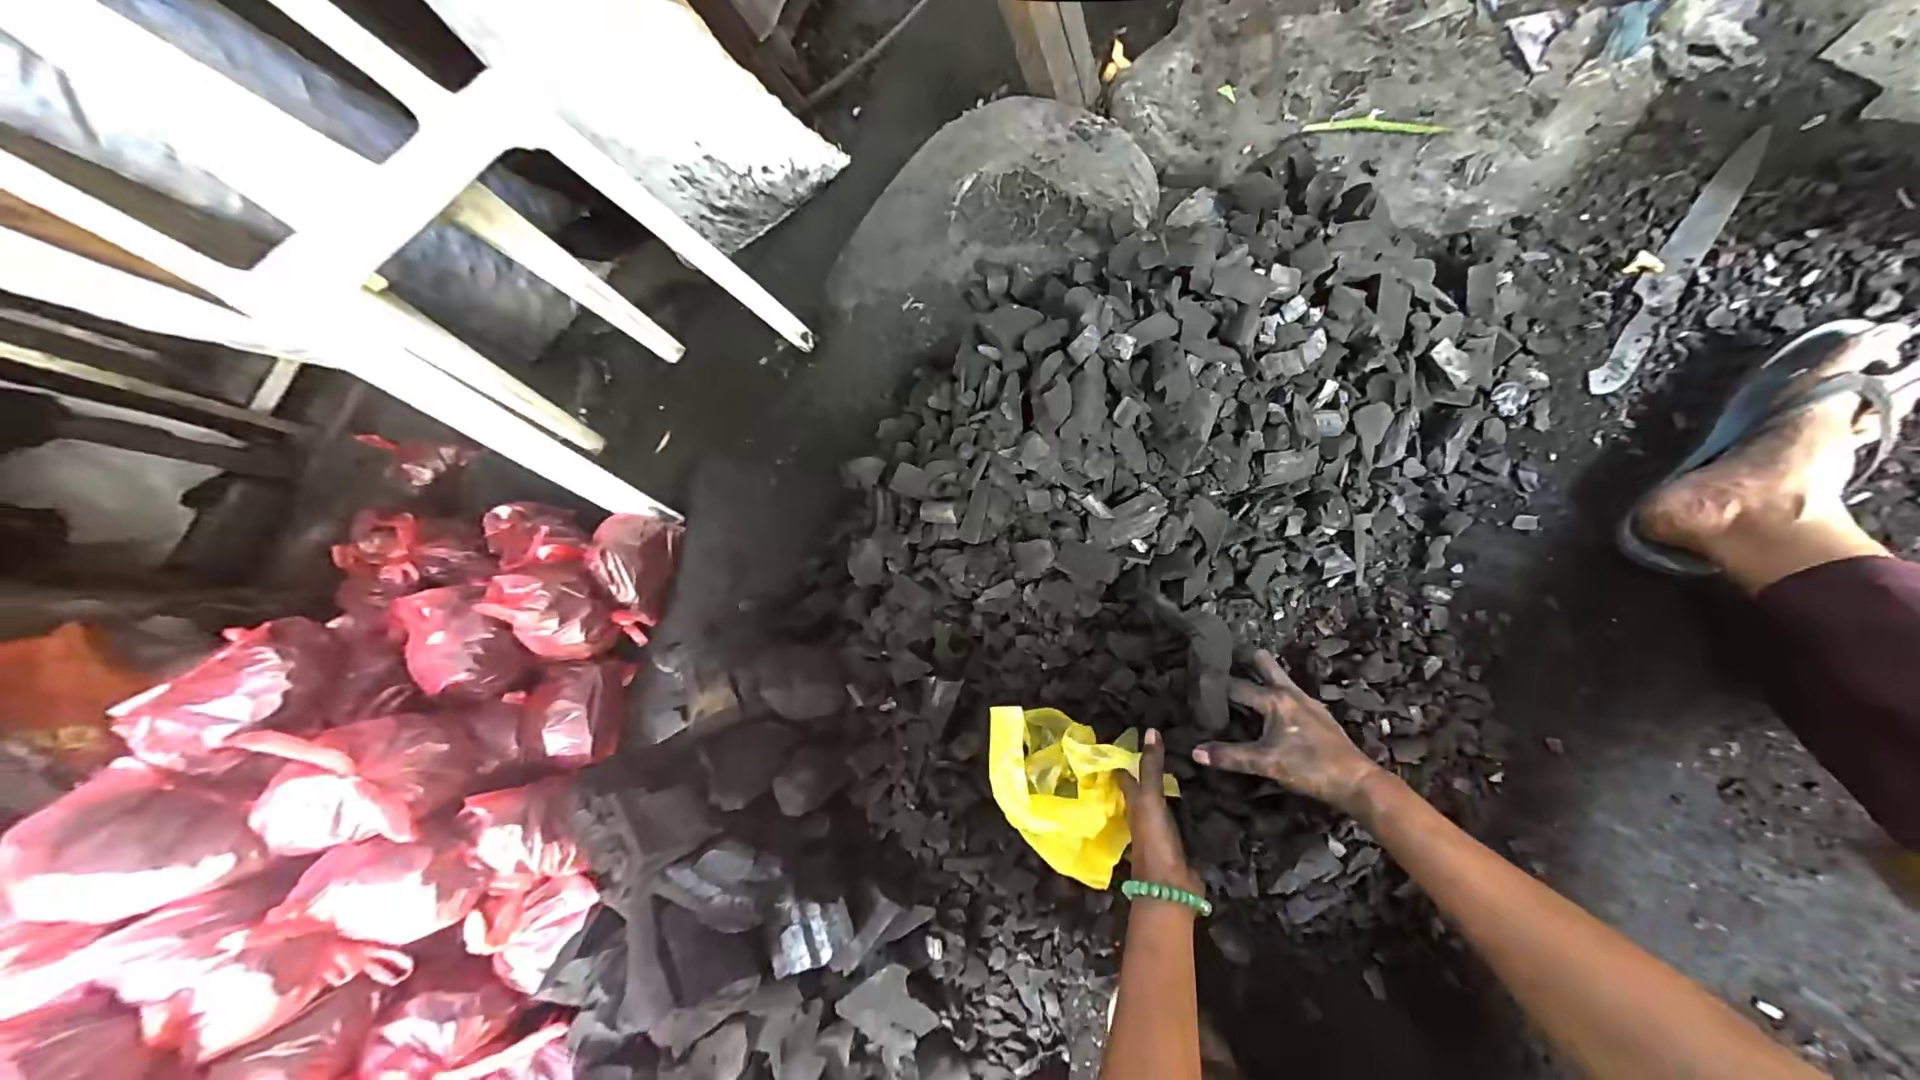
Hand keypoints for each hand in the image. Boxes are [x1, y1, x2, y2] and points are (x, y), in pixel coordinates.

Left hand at [1116, 729, 1201, 894]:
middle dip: (1150, 768)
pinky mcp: (1181, 840)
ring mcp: (1162, 827)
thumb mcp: (1149, 798)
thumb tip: (1150, 730)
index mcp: (1132, 802)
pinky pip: (1184, 815)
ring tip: (1187, 765)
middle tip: (1168, 745)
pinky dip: (1189, 804)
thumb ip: (1150, 767)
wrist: (1171, 886)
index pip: (1125, 772)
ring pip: (1163, 799)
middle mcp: (1143, 812)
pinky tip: (1202, 795)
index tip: (1137, 734)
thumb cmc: (1153, 839)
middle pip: (1144, 786)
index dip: (1127, 755)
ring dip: (1170, 786)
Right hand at [1192, 649, 1383, 811]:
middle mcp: (1291, 693)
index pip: (1236, 686)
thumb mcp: (1265, 763)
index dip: (1215, 685)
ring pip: (1280, 678)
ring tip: (1243, 675)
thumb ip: (1230, 756)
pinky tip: (1271, 706)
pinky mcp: (1319, 715)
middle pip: (1265, 665)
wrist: (1357, 782)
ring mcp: (1308, 702)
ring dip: (1263, 674)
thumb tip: (1195, 752)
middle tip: (1223, 658)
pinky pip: (1291, 694)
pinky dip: (1276, 692)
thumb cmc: (1309, 767)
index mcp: (1275, 699)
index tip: (1196, 680)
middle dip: (1245, 659)